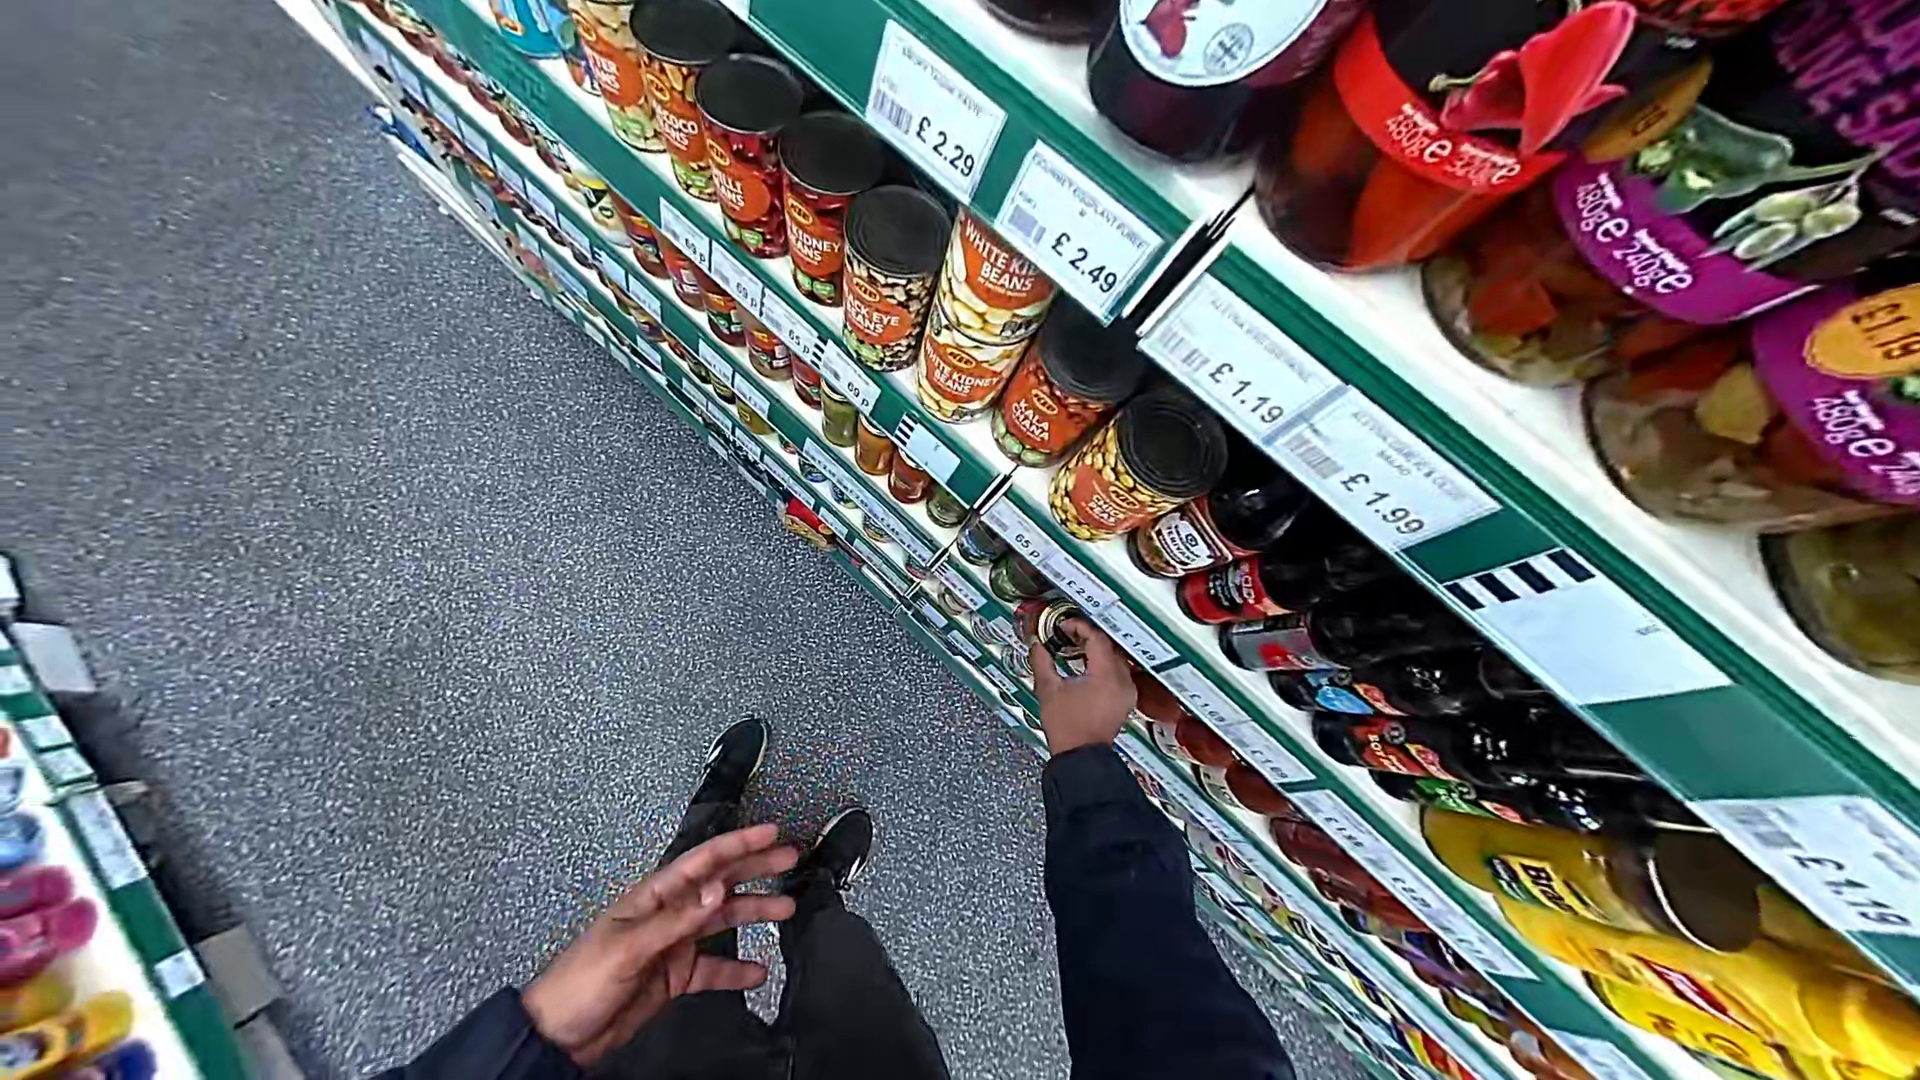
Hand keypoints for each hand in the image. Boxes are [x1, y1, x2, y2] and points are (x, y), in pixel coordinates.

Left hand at [523, 823, 799, 1065]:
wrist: (556, 1041)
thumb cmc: (578, 984)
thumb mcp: (629, 948)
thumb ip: (677, 918)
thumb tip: (716, 889)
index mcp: (656, 896)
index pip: (706, 860)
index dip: (739, 842)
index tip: (769, 831)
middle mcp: (670, 912)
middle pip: (722, 882)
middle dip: (757, 866)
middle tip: (789, 857)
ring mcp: (675, 943)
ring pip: (725, 919)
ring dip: (755, 911)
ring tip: (786, 908)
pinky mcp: (675, 975)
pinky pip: (715, 968)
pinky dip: (737, 969)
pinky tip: (756, 971)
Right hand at [1031, 617, 1136, 753]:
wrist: (1080, 756)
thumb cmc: (1067, 728)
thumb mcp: (1048, 689)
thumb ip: (1041, 661)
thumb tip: (1037, 645)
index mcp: (1106, 675)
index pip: (1097, 638)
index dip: (1079, 627)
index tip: (1065, 626)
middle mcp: (1121, 681)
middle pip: (1109, 645)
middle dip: (1088, 636)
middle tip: (1068, 633)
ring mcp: (1126, 692)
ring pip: (1115, 657)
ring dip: (1097, 649)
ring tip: (1076, 647)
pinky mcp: (1124, 700)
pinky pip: (1118, 672)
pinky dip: (1103, 664)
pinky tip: (1086, 666)